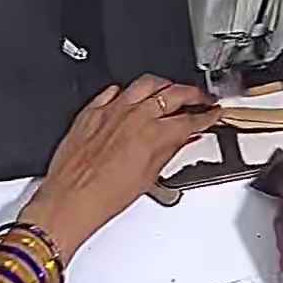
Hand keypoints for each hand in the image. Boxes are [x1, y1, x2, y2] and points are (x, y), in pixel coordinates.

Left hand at [19, 75, 220, 261]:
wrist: (69, 200)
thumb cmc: (105, 196)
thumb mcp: (150, 176)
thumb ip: (171, 150)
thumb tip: (183, 138)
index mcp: (155, 133)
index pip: (191, 118)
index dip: (207, 114)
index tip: (213, 113)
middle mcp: (136, 115)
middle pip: (175, 92)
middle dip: (195, 94)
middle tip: (202, 98)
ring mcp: (114, 109)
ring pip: (147, 83)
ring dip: (165, 85)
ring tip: (171, 90)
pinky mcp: (93, 110)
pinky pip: (115, 90)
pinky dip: (128, 91)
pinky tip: (132, 96)